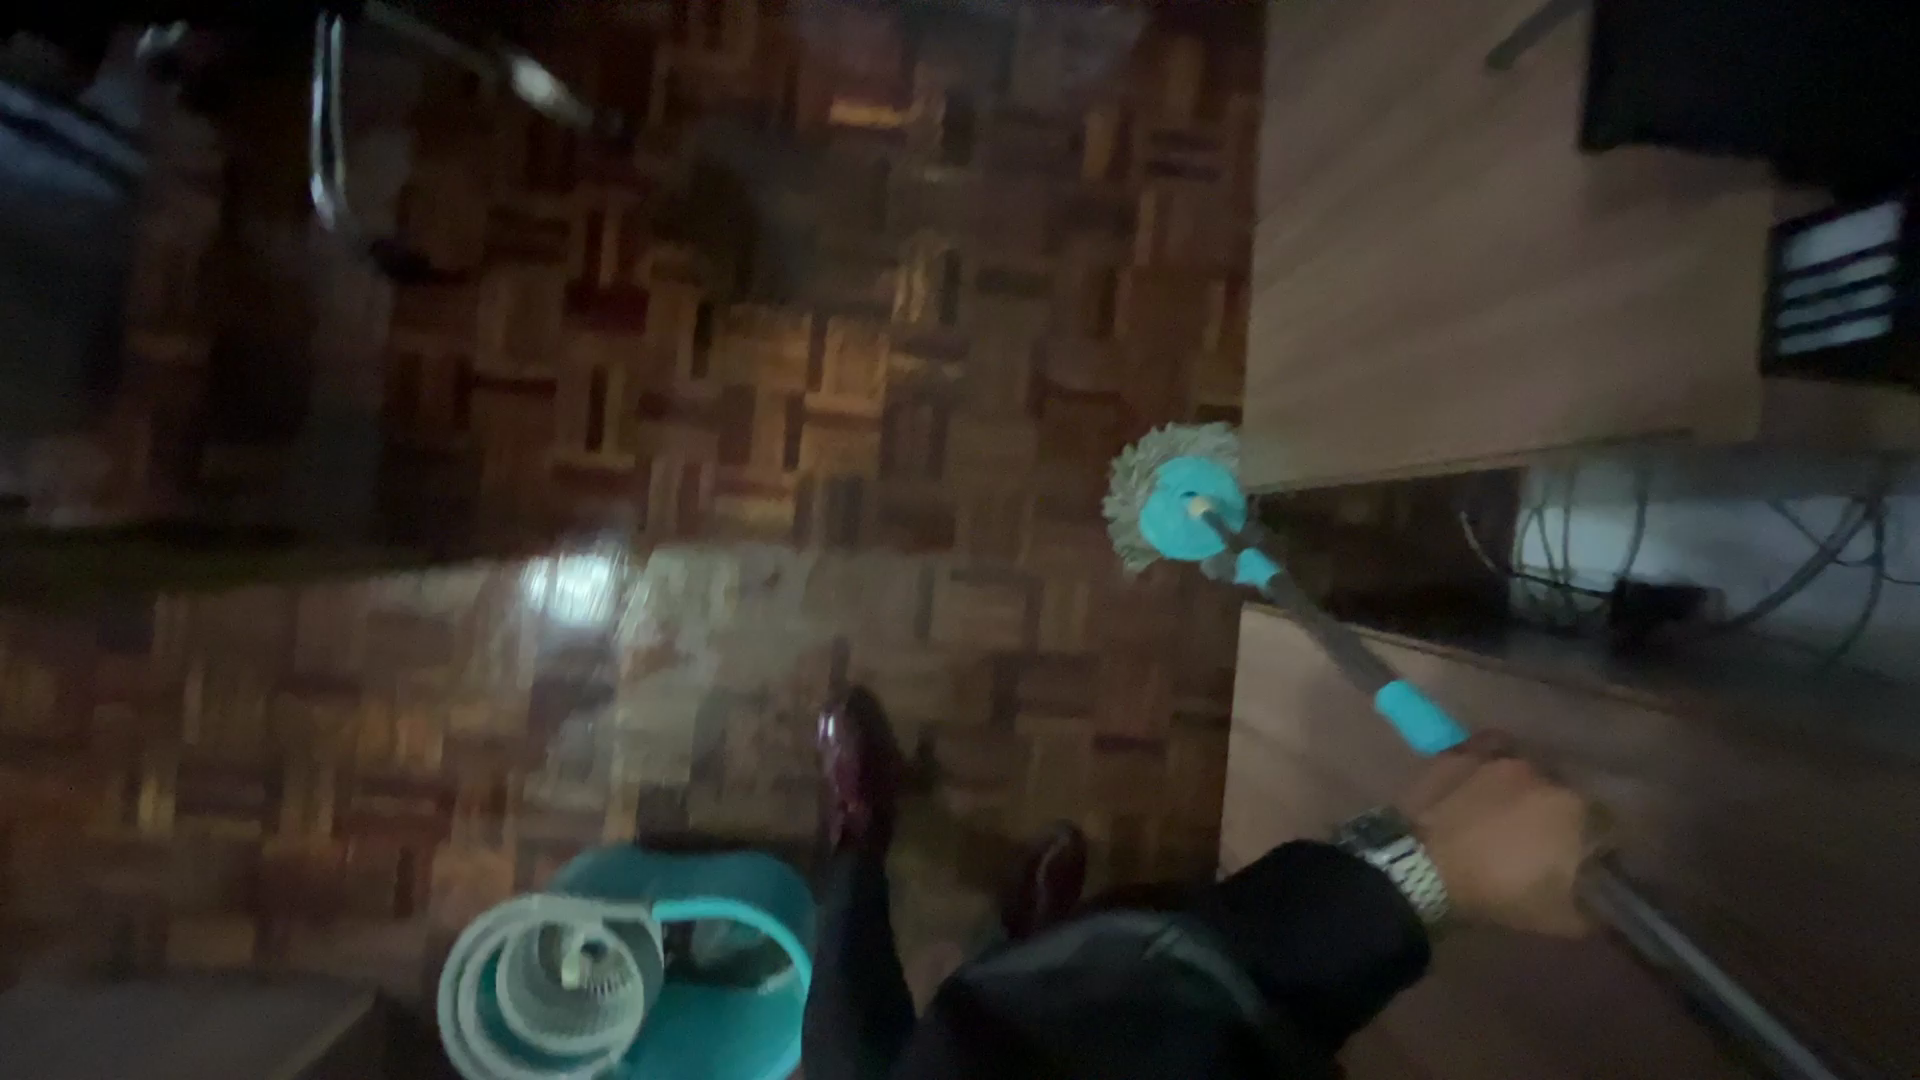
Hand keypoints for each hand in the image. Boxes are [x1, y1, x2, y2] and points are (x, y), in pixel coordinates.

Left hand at [1398, 733, 1593, 935]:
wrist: (1420, 863)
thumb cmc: (1496, 891)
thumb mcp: (1562, 919)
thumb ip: (1597, 912)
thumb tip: (1609, 910)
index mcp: (1576, 809)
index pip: (1608, 822)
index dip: (1602, 843)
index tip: (1589, 860)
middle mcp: (1540, 773)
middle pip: (1566, 791)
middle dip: (1563, 812)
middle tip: (1546, 836)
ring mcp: (1494, 757)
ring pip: (1528, 766)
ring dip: (1528, 784)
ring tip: (1512, 806)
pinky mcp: (1457, 753)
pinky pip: (1485, 747)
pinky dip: (1491, 758)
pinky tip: (1485, 775)